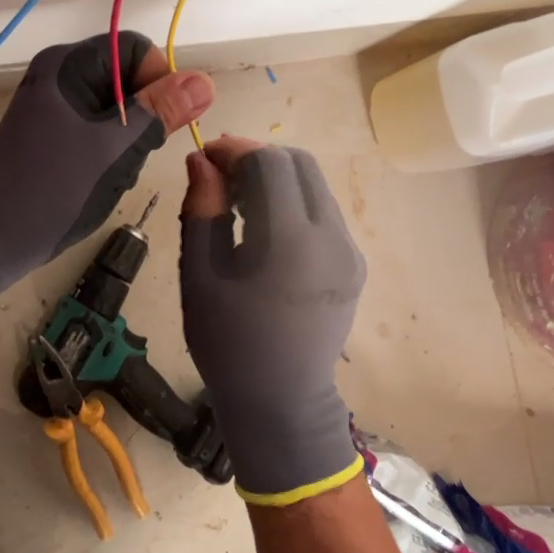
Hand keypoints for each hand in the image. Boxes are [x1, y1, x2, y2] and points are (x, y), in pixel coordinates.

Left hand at [0, 32, 213, 324]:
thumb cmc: (56, 189)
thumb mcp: (117, 149)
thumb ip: (161, 111)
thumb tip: (204, 82)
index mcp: (66, 65)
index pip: (135, 48)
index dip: (159, 79)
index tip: (163, 121)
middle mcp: (55, 75)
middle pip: (125, 76)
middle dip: (143, 115)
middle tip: (135, 154)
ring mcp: (48, 105)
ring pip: (113, 107)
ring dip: (127, 138)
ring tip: (113, 173)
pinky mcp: (46, 132)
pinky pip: (93, 127)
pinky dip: (107, 149)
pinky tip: (99, 178)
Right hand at [180, 137, 366, 503]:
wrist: (281, 403)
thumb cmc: (228, 344)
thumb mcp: (200, 276)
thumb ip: (201, 211)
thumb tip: (200, 161)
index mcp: (290, 242)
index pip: (269, 163)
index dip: (233, 150)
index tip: (202, 159)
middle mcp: (331, 238)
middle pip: (299, 164)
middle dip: (256, 157)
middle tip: (218, 177)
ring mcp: (349, 251)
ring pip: (314, 185)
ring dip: (275, 178)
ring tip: (236, 202)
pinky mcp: (354, 265)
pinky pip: (323, 212)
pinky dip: (291, 202)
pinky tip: (262, 228)